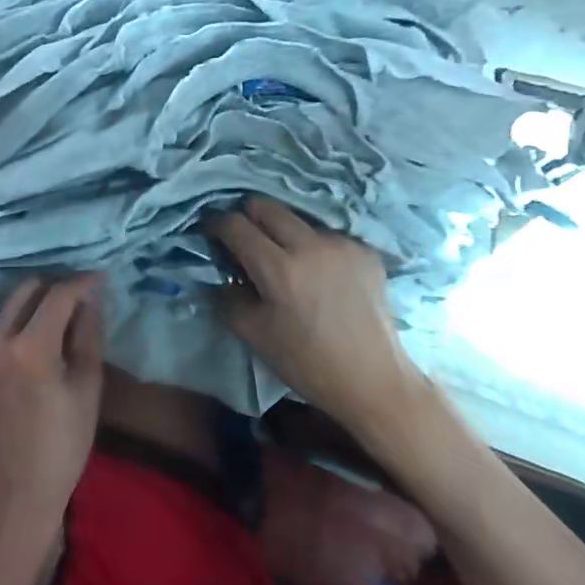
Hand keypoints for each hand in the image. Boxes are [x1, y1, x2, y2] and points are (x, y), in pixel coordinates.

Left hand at [0, 275, 106, 527]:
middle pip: (29, 290)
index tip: (104, 276)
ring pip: (15, 304)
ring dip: (43, 298)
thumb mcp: (87, 387)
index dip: (84, 282)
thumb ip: (88, 335)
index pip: (59, 295)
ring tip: (75, 307)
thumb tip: (91, 299)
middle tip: (88, 291)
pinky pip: (8, 322)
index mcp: (29, 347)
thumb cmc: (63, 444)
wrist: (18, 492)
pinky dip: (30, 315)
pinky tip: (53, 327)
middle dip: (59, 283)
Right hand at [206, 197, 428, 431]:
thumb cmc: (306, 362)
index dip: (217, 224)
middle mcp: (311, 245)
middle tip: (245, 237)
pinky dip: (316, 247)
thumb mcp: (254, 335)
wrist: (371, 379)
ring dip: (285, 231)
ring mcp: (342, 244)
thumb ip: (228, 297)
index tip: (212, 232)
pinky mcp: (366, 251)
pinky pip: (329, 235)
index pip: (237, 225)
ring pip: (300, 219)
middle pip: (268, 206)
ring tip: (287, 258)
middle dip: (249, 215)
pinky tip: (320, 272)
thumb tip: (220, 273)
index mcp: (279, 268)